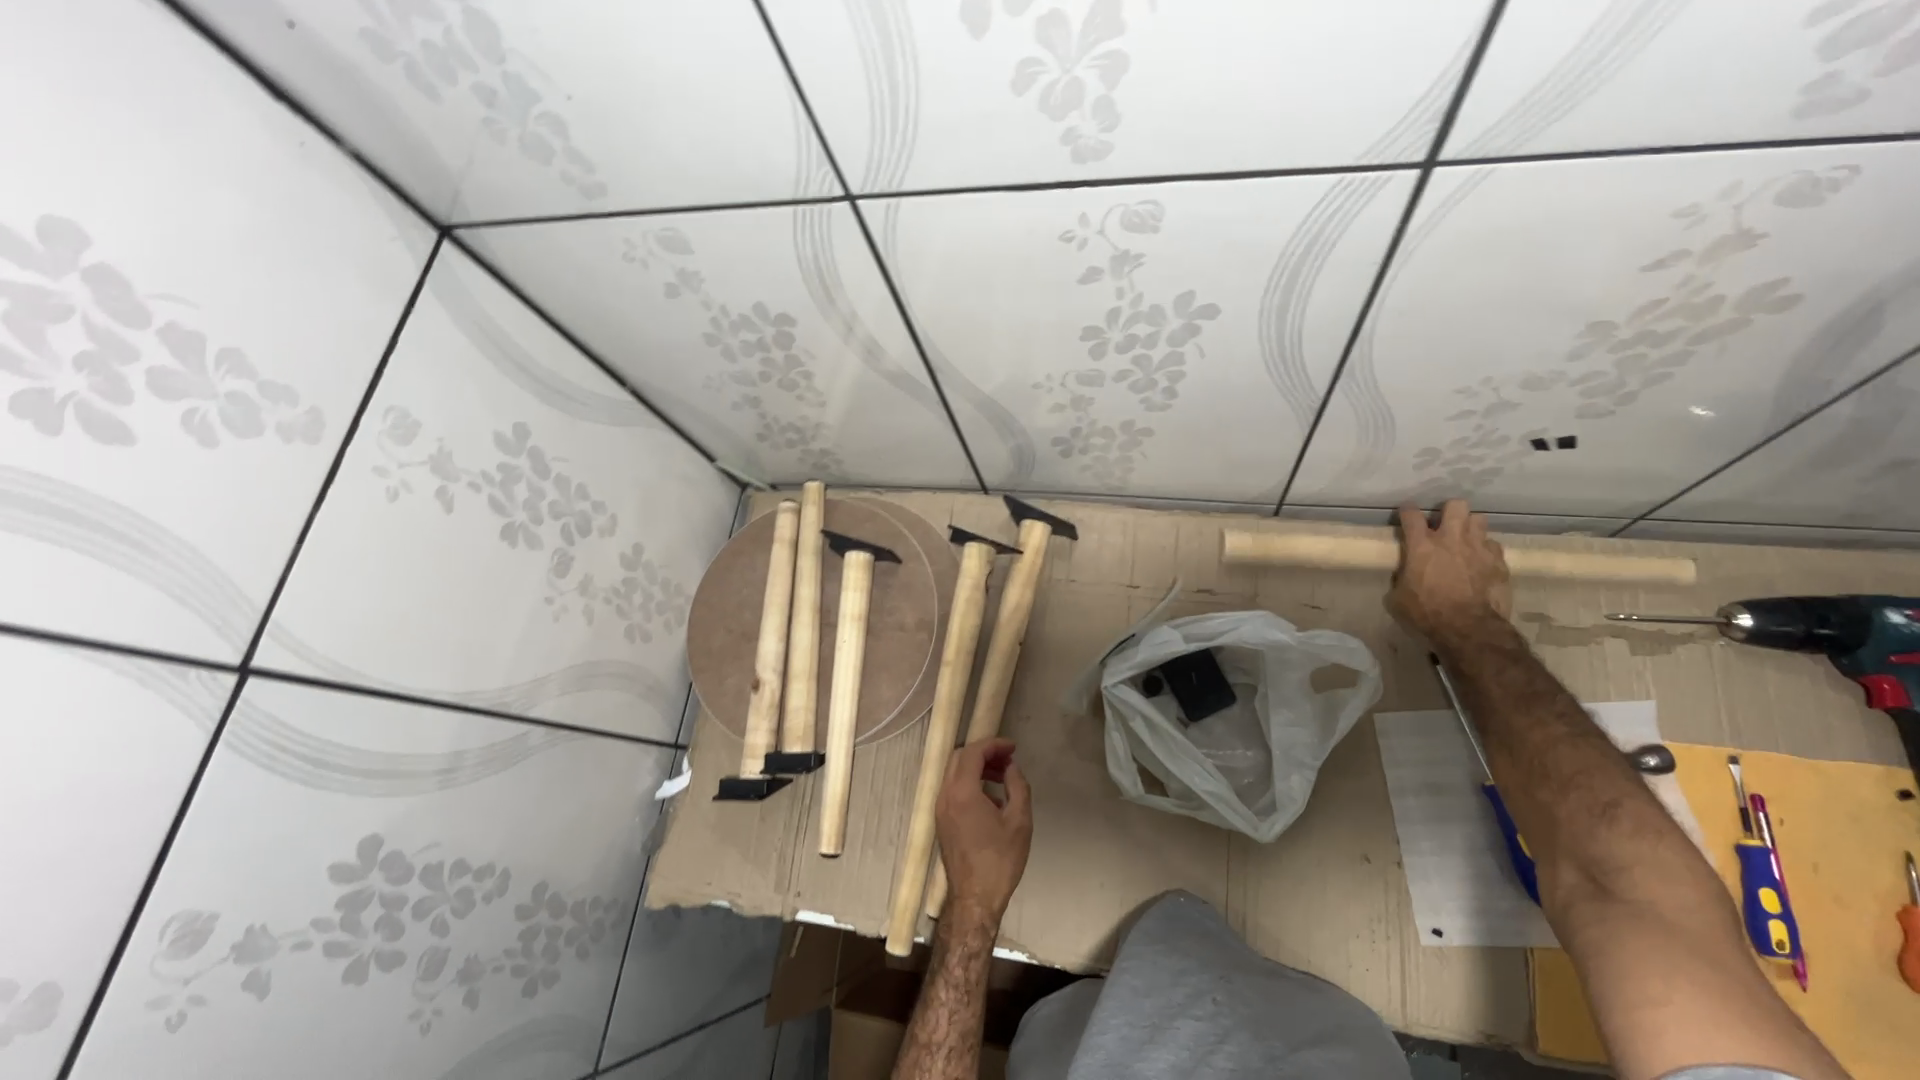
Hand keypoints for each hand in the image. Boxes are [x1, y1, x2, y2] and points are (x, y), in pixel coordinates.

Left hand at [936, 737, 1031, 922]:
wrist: (976, 898)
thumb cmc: (1000, 861)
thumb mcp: (1020, 821)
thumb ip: (1017, 786)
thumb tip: (1011, 767)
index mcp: (962, 793)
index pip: (973, 753)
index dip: (993, 744)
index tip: (1013, 747)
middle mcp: (945, 796)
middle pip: (958, 758)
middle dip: (983, 752)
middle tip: (1007, 759)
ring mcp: (939, 809)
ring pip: (953, 773)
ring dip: (975, 767)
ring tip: (1002, 776)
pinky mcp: (941, 821)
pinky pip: (952, 790)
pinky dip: (969, 783)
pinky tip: (991, 798)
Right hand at [1389, 499, 1510, 643]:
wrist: (1467, 627)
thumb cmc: (1426, 612)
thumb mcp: (1399, 596)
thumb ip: (1402, 577)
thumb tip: (1405, 574)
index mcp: (1422, 546)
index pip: (1412, 516)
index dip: (1408, 511)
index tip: (1407, 512)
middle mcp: (1451, 539)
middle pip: (1456, 505)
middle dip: (1449, 510)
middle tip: (1444, 522)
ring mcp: (1478, 548)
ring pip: (1479, 519)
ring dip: (1471, 527)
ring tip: (1466, 539)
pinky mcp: (1498, 562)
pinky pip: (1493, 545)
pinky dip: (1486, 550)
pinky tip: (1482, 561)